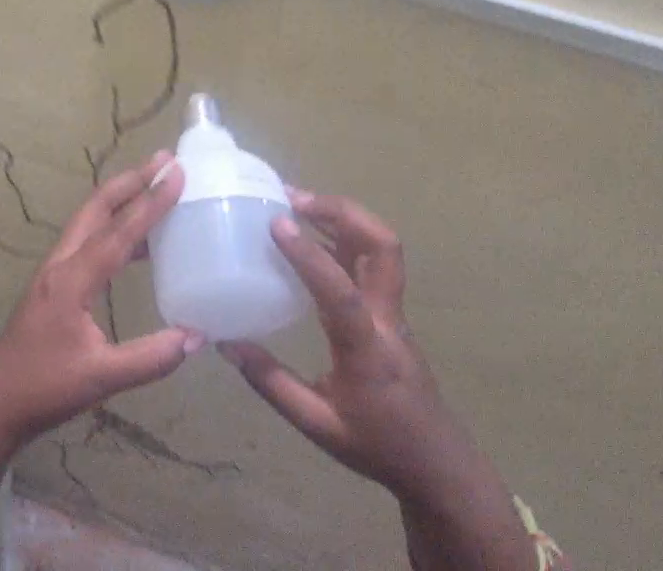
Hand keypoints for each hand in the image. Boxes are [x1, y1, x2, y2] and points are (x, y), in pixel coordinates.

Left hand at [0, 152, 200, 445]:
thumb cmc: (46, 389)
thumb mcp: (102, 379)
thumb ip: (150, 358)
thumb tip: (197, 336)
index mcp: (71, 281)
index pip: (118, 233)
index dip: (150, 202)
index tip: (177, 174)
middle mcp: (60, 265)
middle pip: (96, 208)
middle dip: (131, 181)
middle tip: (166, 160)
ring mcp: (53, 271)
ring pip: (89, 221)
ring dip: (121, 199)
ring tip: (157, 185)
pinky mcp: (54, 283)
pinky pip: (88, 241)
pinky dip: (114, 228)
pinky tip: (140, 242)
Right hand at [218, 192, 473, 496]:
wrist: (437, 464)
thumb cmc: (377, 445)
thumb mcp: (317, 425)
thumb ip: (271, 383)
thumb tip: (224, 343)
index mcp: (368, 349)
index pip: (341, 293)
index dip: (309, 255)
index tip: (278, 223)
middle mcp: (386, 319)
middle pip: (382, 248)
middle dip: (342, 212)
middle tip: (294, 199)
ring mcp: (393, 313)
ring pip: (380, 248)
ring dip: (342, 217)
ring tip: (295, 203)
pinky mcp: (389, 312)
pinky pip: (369, 262)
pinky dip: (341, 237)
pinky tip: (309, 235)